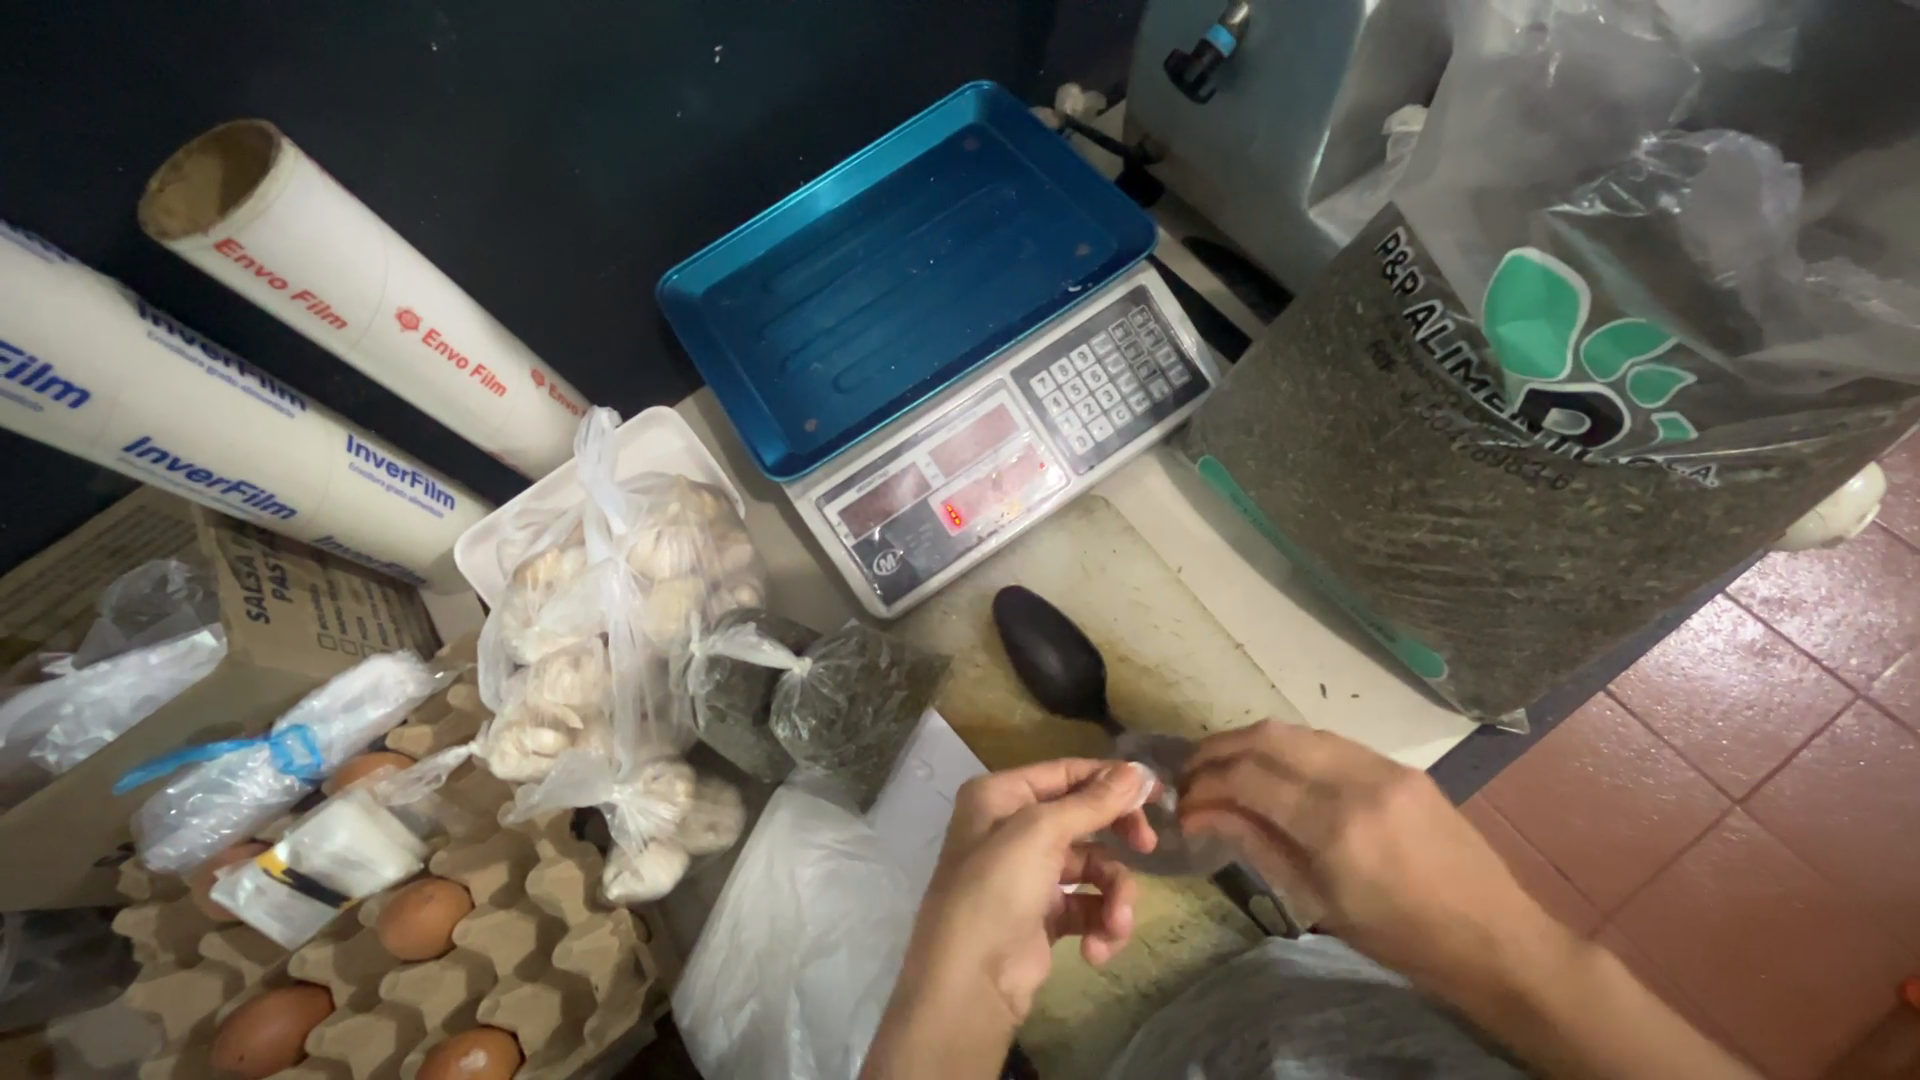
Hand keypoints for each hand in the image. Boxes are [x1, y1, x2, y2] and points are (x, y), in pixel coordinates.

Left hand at [863, 759, 1156, 1079]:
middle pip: (1084, 817)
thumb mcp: (1042, 832)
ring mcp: (1028, 873)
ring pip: (1092, 867)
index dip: (1112, 779)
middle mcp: (1012, 827)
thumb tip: (1137, 770)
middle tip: (1148, 847)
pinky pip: (1086, 906)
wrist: (968, 983)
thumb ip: (1092, 802)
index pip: (1066, 772)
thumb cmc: (997, 888)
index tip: (1157, 792)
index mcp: (1001, 795)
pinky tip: (1096, 950)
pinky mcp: (1043, 915)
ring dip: (1113, 895)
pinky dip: (1099, 924)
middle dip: (1117, 837)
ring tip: (1115, 925)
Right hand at [1178, 721, 1560, 999]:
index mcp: (1336, 826)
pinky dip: (1288, 748)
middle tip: (1191, 774)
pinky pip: (1328, 742)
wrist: (1498, 940)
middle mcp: (1358, 780)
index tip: (1182, 804)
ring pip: (1296, 730)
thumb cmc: (1402, 939)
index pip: (1249, 778)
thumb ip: (1257, 843)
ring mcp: (1383, 766)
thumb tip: (1201, 814)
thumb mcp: (1318, 901)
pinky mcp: (1399, 765)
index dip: (1205, 784)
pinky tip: (1274, 769)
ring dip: (1250, 742)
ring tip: (1224, 767)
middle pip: (1266, 737)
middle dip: (1218, 750)